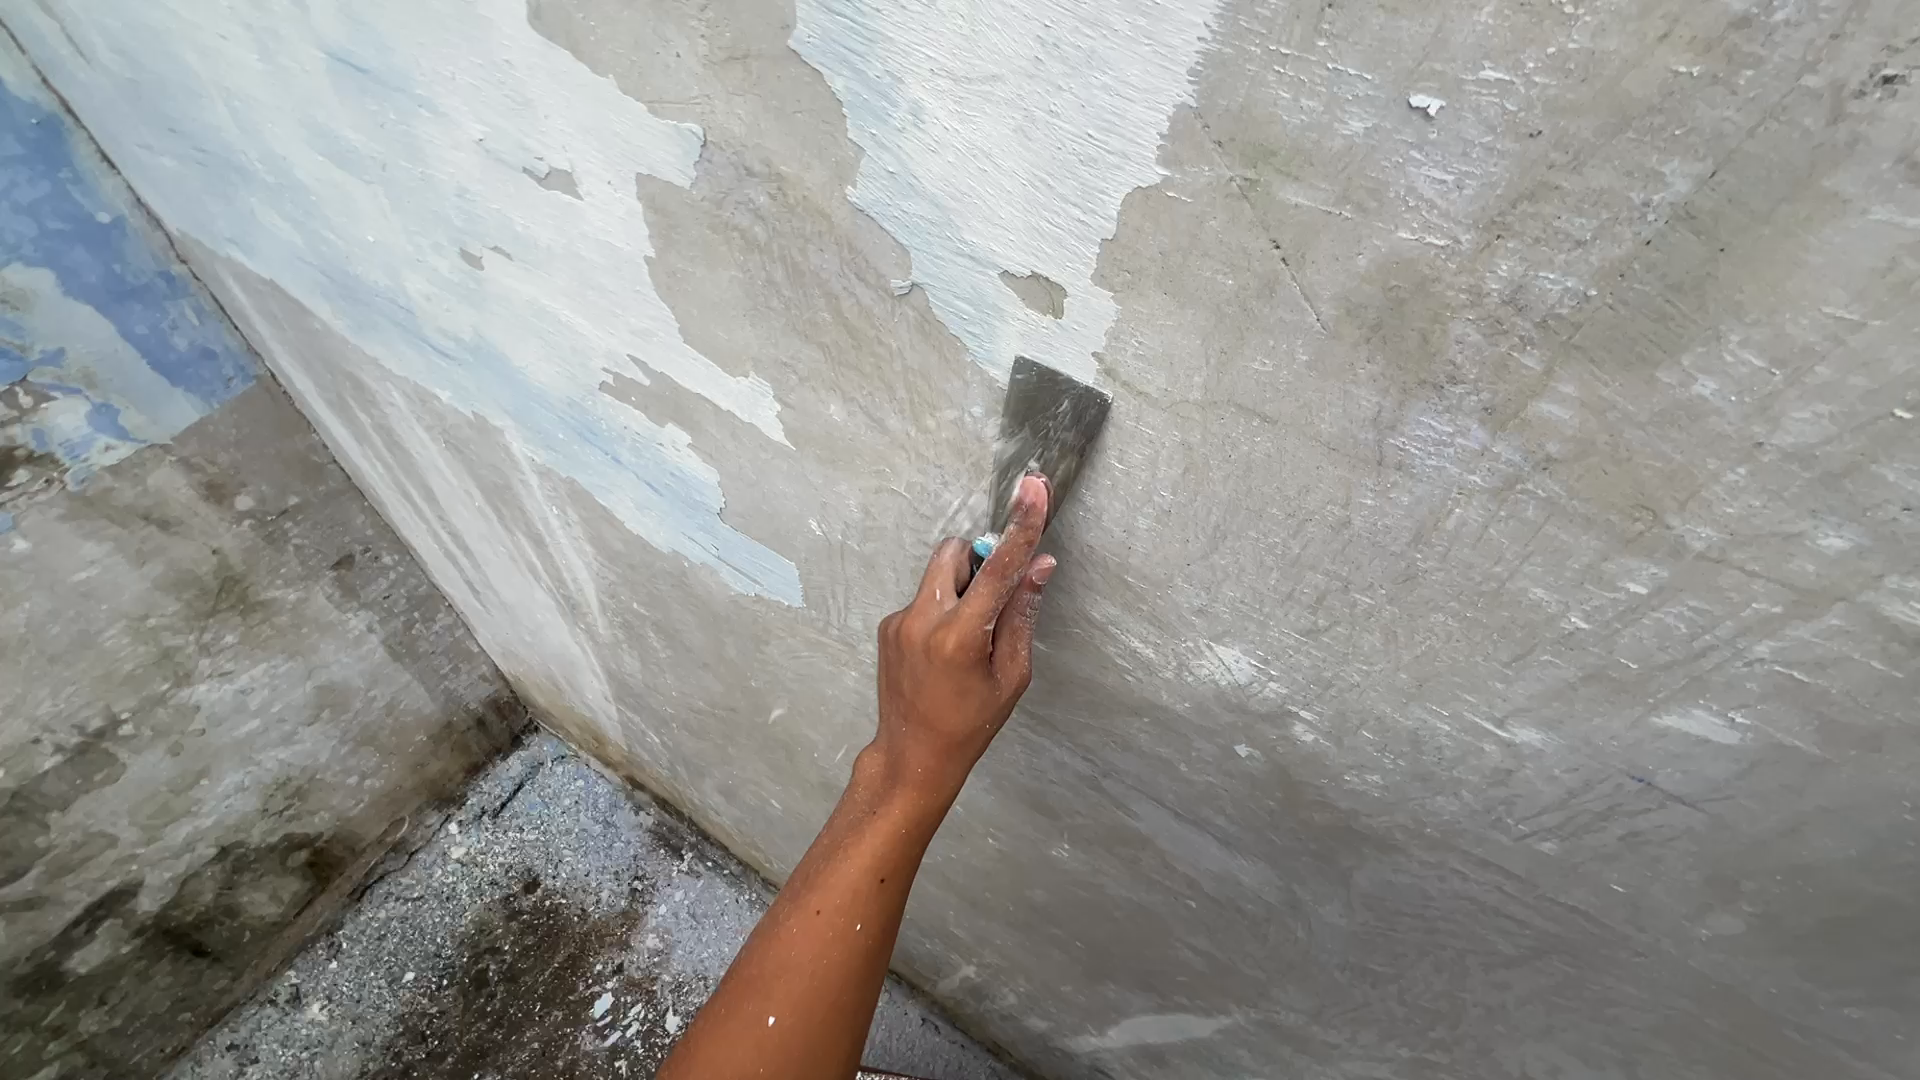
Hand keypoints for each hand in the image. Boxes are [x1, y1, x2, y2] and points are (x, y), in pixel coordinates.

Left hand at [869, 473, 1055, 804]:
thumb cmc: (971, 723)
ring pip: (936, 573)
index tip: (1032, 488)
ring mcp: (898, 620)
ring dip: (960, 585)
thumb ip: (1022, 615)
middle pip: (953, 552)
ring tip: (968, 632)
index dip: (1020, 525)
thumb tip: (1040, 564)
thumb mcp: (1012, 676)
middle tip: (993, 596)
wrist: (912, 755)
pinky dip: (941, 608)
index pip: (998, 568)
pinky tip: (944, 649)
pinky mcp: (887, 625)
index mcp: (961, 636)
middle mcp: (923, 619)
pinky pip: (923, 597)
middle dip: (978, 559)